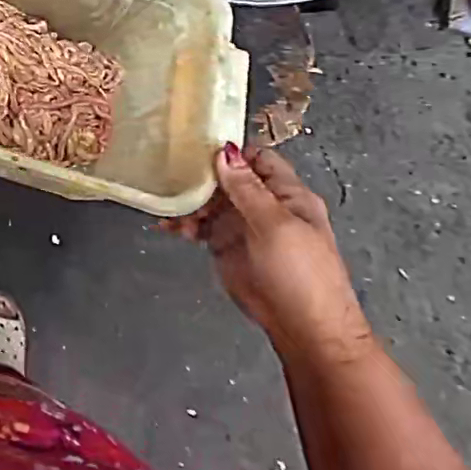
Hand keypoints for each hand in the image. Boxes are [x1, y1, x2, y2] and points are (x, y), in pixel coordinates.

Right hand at [173, 144, 374, 365]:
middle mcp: (263, 205)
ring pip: (206, 199)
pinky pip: (197, 224)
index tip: (195, 144)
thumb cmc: (300, 273)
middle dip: (198, 176)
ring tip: (171, 211)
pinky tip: (168, 227)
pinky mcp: (223, 243)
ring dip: (185, 201)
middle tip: (171, 176)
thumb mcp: (275, 225)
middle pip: (225, 177)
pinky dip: (181, 223)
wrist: (302, 325)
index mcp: (287, 195)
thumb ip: (246, 188)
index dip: (231, 150)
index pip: (258, 159)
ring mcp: (242, 224)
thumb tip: (225, 151)